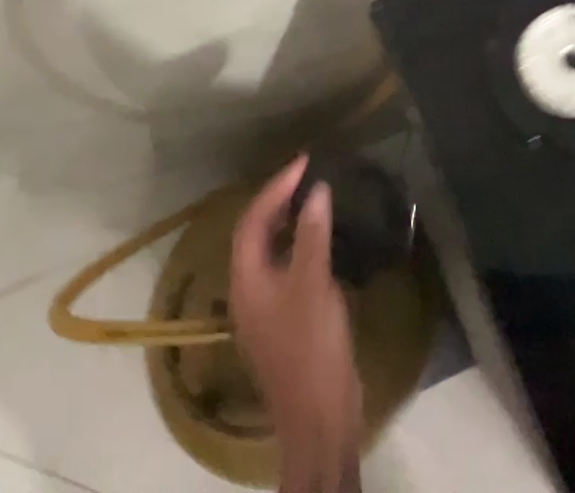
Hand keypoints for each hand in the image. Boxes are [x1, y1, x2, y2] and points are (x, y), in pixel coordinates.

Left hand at [231, 157, 363, 492]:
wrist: (319, 412)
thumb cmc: (311, 345)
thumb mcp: (313, 284)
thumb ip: (312, 235)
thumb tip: (316, 191)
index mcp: (246, 278)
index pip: (253, 220)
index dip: (275, 188)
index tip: (304, 162)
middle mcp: (250, 289)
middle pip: (257, 235)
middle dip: (279, 202)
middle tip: (309, 176)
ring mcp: (268, 307)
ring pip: (273, 253)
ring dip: (292, 224)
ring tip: (317, 200)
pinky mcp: (288, 321)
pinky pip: (290, 270)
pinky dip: (304, 248)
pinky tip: (328, 244)